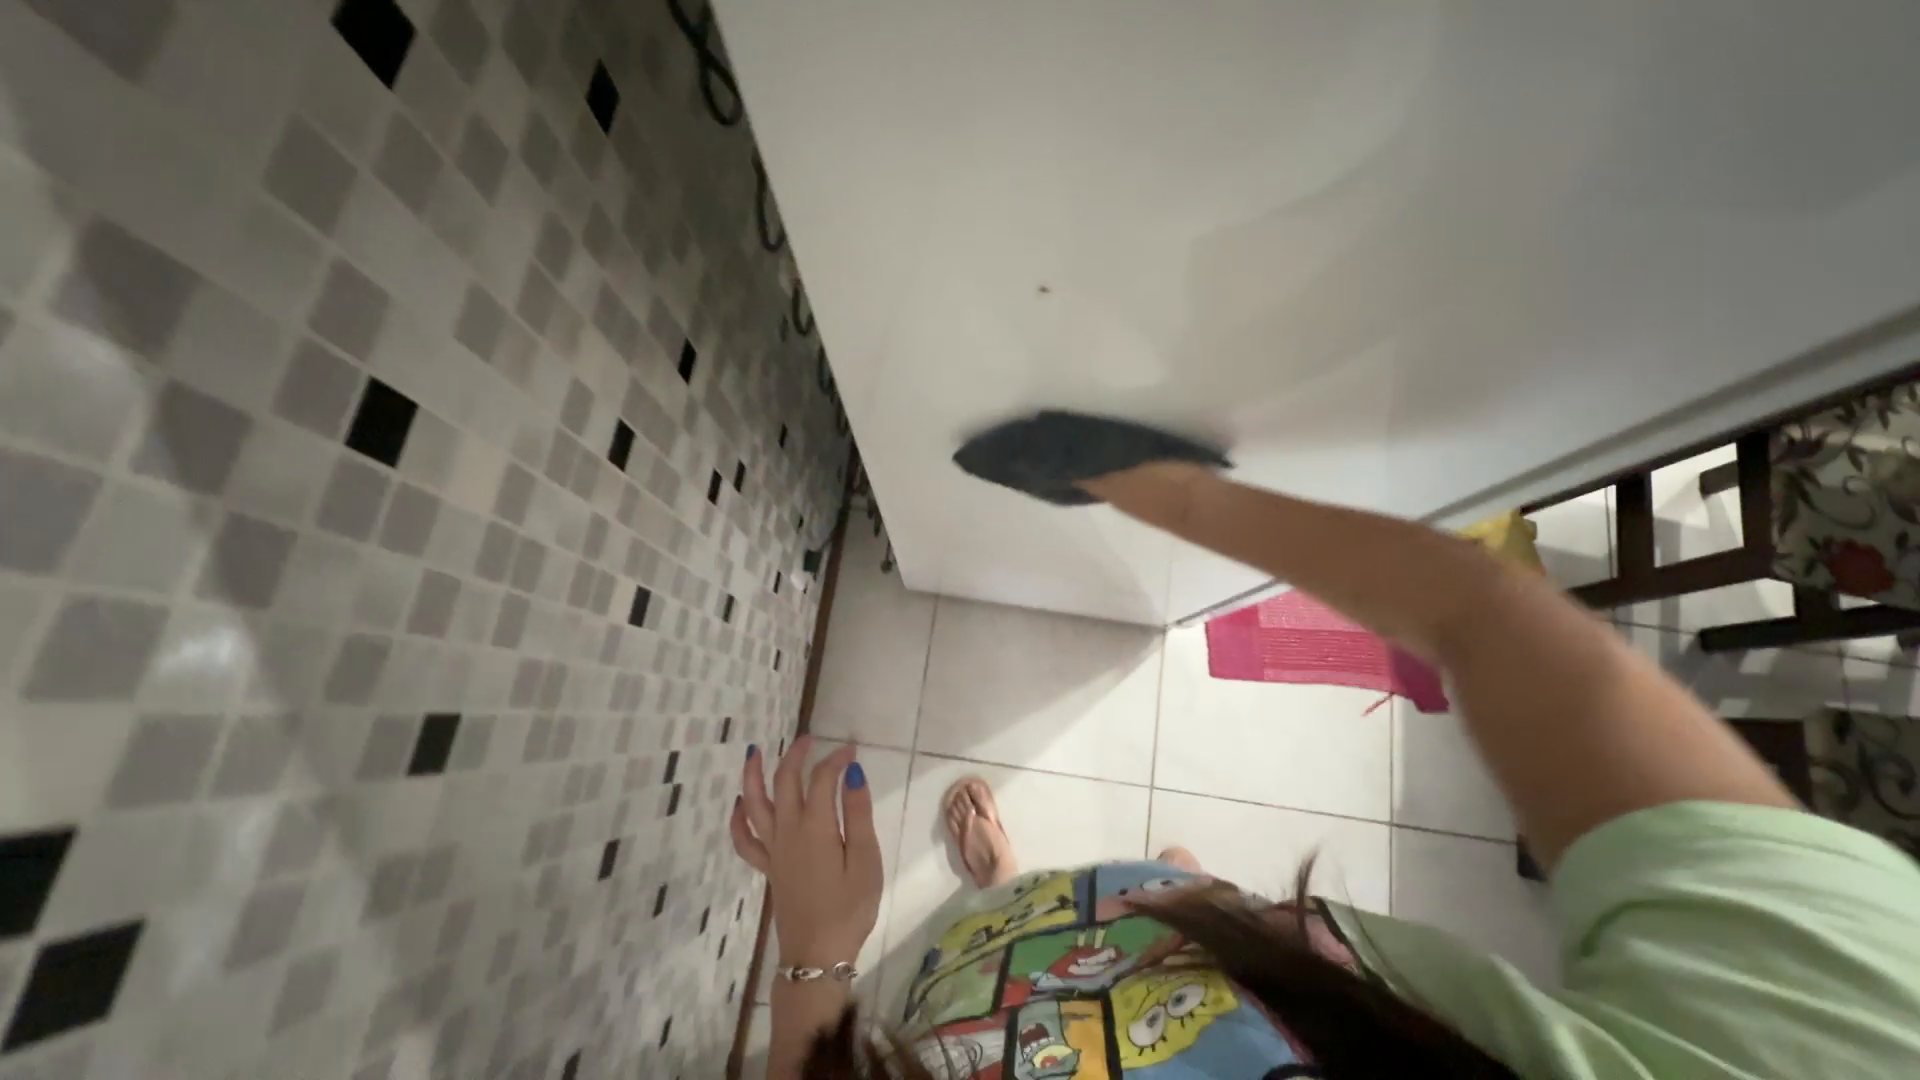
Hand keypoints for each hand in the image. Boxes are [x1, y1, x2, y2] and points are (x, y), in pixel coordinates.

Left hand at [730, 736, 883, 970]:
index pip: (822, 779)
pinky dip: (739, 819)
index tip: (851, 750)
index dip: (836, 759)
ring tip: (755, 752)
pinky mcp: (768, 867)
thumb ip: (857, 815)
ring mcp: (774, 849)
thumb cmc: (850, 908)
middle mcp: (788, 831)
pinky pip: (745, 839)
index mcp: (816, 827)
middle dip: (796, 755)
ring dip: (752, 775)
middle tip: (810, 739)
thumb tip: (852, 773)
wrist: (817, 956)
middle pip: (785, 782)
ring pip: (755, 804)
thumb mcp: (866, 860)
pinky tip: (740, 804)